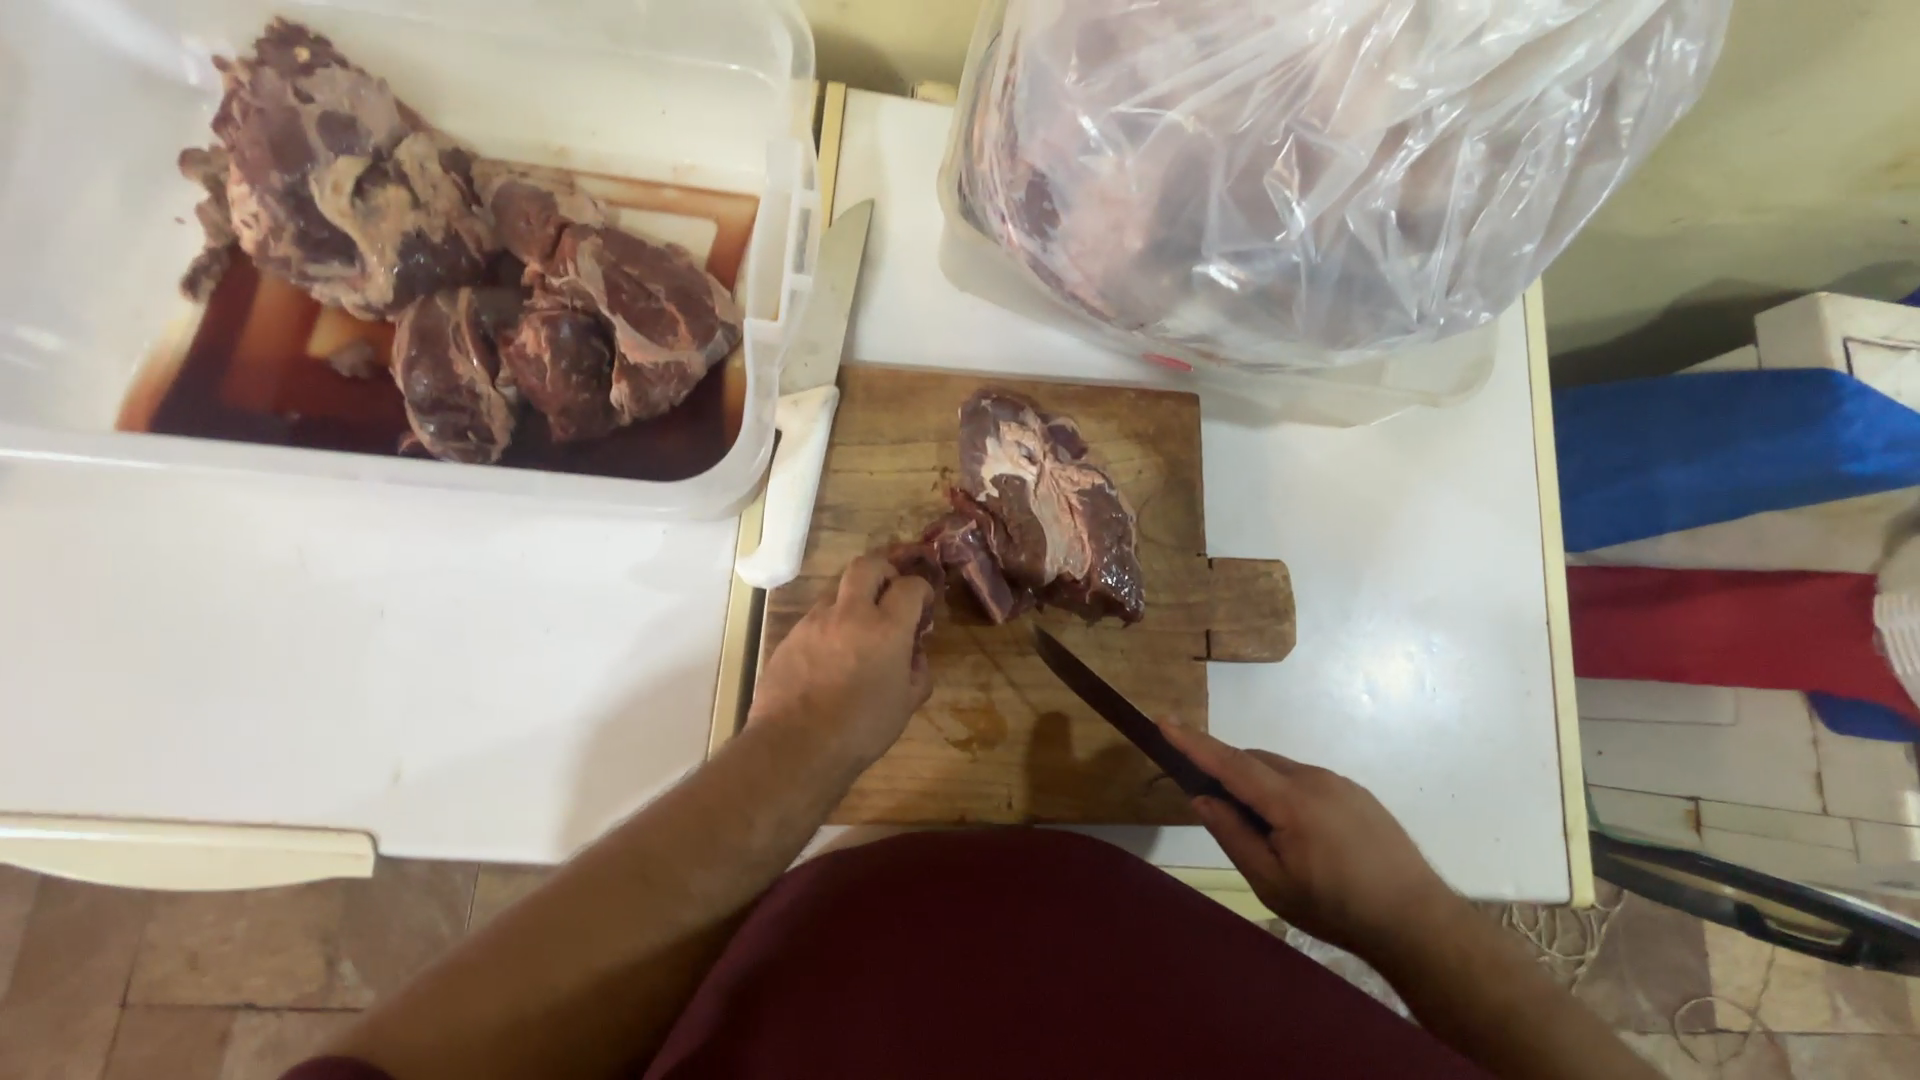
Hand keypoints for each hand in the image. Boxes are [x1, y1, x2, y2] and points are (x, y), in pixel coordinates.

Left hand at [749, 555, 934, 767]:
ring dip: (853, 599)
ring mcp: (815, 622)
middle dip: (885, 569)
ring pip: (836, 589)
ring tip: (858, 629)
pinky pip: (815, 618)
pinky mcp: (790, 636)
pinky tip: (831, 656)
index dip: (921, 590)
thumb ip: (917, 672)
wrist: (795, 746)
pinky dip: (830, 626)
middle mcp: (850, 614)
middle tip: (890, 590)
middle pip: (867, 565)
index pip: (910, 586)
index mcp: (886, 629)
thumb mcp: (906, 704)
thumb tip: (913, 655)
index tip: (923, 605)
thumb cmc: (861, 729)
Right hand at [1162, 724, 1469, 959]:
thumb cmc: (1336, 908)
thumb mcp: (1271, 882)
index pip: (1230, 762)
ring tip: (1268, 837)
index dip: (1194, 743)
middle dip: (1228, 773)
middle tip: (1217, 810)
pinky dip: (1286, 794)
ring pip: (1281, 772)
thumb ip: (1232, 835)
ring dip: (1260, 788)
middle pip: (1254, 761)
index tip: (1164, 721)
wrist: (1418, 923)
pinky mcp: (1357, 794)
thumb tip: (1202, 798)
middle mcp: (1314, 779)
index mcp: (1290, 801)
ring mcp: (1340, 784)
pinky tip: (1301, 837)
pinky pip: (1306, 782)